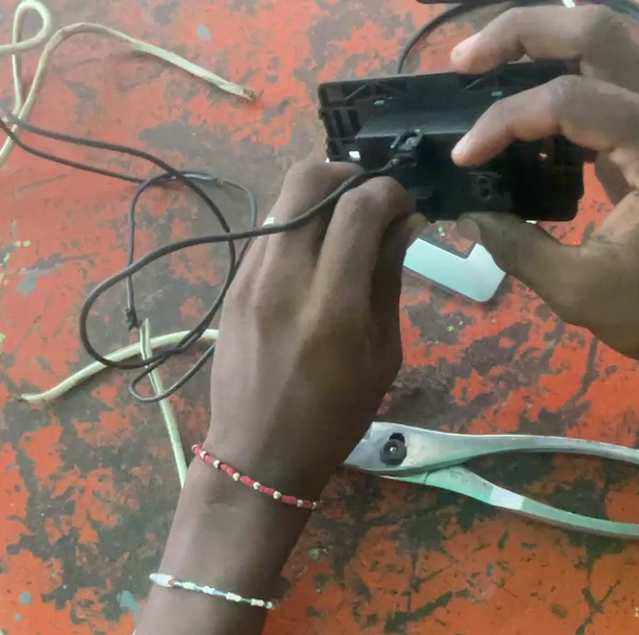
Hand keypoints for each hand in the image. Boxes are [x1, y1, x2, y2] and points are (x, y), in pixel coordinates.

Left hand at [203, 162, 424, 496]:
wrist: (259, 454)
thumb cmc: (334, 419)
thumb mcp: (382, 359)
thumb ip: (389, 284)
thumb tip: (403, 226)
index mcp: (333, 306)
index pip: (359, 207)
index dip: (390, 191)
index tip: (405, 206)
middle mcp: (285, 278)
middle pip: (309, 177)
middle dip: (350, 175)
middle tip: (371, 204)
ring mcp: (250, 278)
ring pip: (284, 198)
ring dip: (321, 198)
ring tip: (345, 230)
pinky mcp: (233, 286)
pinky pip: (268, 232)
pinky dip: (298, 226)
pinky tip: (315, 257)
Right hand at [449, 7, 638, 395]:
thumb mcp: (576, 289)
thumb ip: (517, 245)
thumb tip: (469, 213)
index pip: (567, 100)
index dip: (504, 122)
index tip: (462, 159)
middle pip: (594, 31)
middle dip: (521, 33)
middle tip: (462, 62)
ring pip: (606, 42)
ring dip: (543, 43)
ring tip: (484, 69)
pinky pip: (611, 79)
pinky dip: (564, 79)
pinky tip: (526, 106)